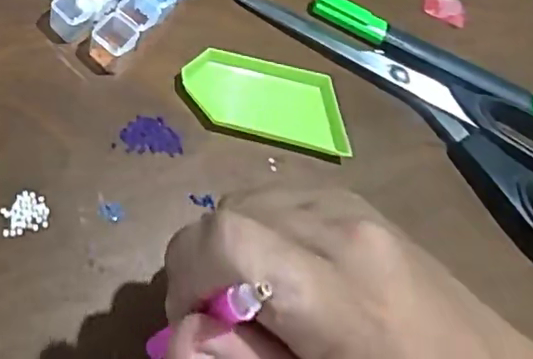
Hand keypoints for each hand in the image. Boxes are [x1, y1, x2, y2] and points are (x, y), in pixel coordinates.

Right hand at [161, 187, 532, 358]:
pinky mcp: (353, 199)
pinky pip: (274, 200)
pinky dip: (257, 235)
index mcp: (349, 294)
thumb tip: (180, 334)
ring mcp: (350, 204)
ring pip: (244, 201)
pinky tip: (287, 281)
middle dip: (202, 268)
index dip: (189, 278)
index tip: (194, 329)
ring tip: (258, 307)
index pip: (229, 240)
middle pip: (227, 215)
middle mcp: (344, 227)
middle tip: (221, 328)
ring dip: (229, 251)